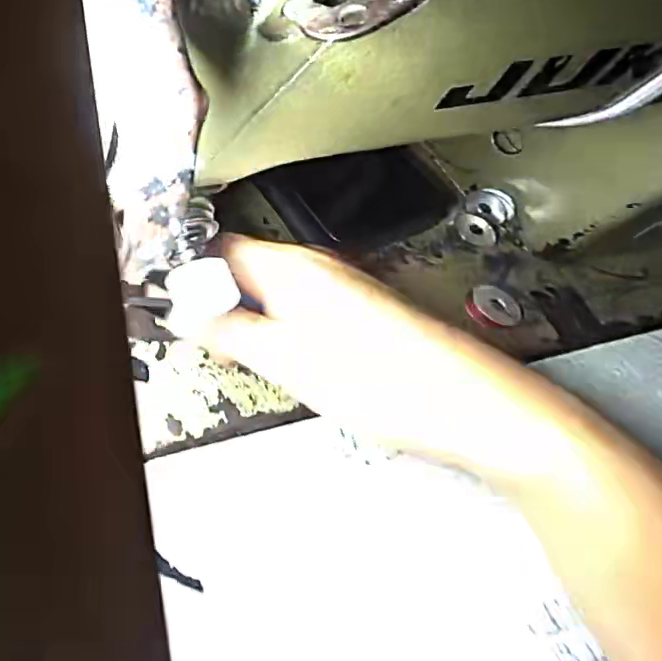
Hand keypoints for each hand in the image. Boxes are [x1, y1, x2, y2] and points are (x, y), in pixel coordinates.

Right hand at [195, 233, 584, 483]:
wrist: (481, 410)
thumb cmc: (397, 382)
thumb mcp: (285, 361)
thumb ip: (227, 330)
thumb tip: (189, 314)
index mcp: (292, 266)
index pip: (218, 249)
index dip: (191, 278)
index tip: (180, 308)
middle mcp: (316, 267)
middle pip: (242, 268)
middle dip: (218, 302)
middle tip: (213, 341)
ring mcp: (340, 288)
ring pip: (269, 291)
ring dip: (248, 319)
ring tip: (253, 358)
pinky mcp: (358, 313)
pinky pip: (299, 309)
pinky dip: (280, 331)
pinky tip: (294, 365)